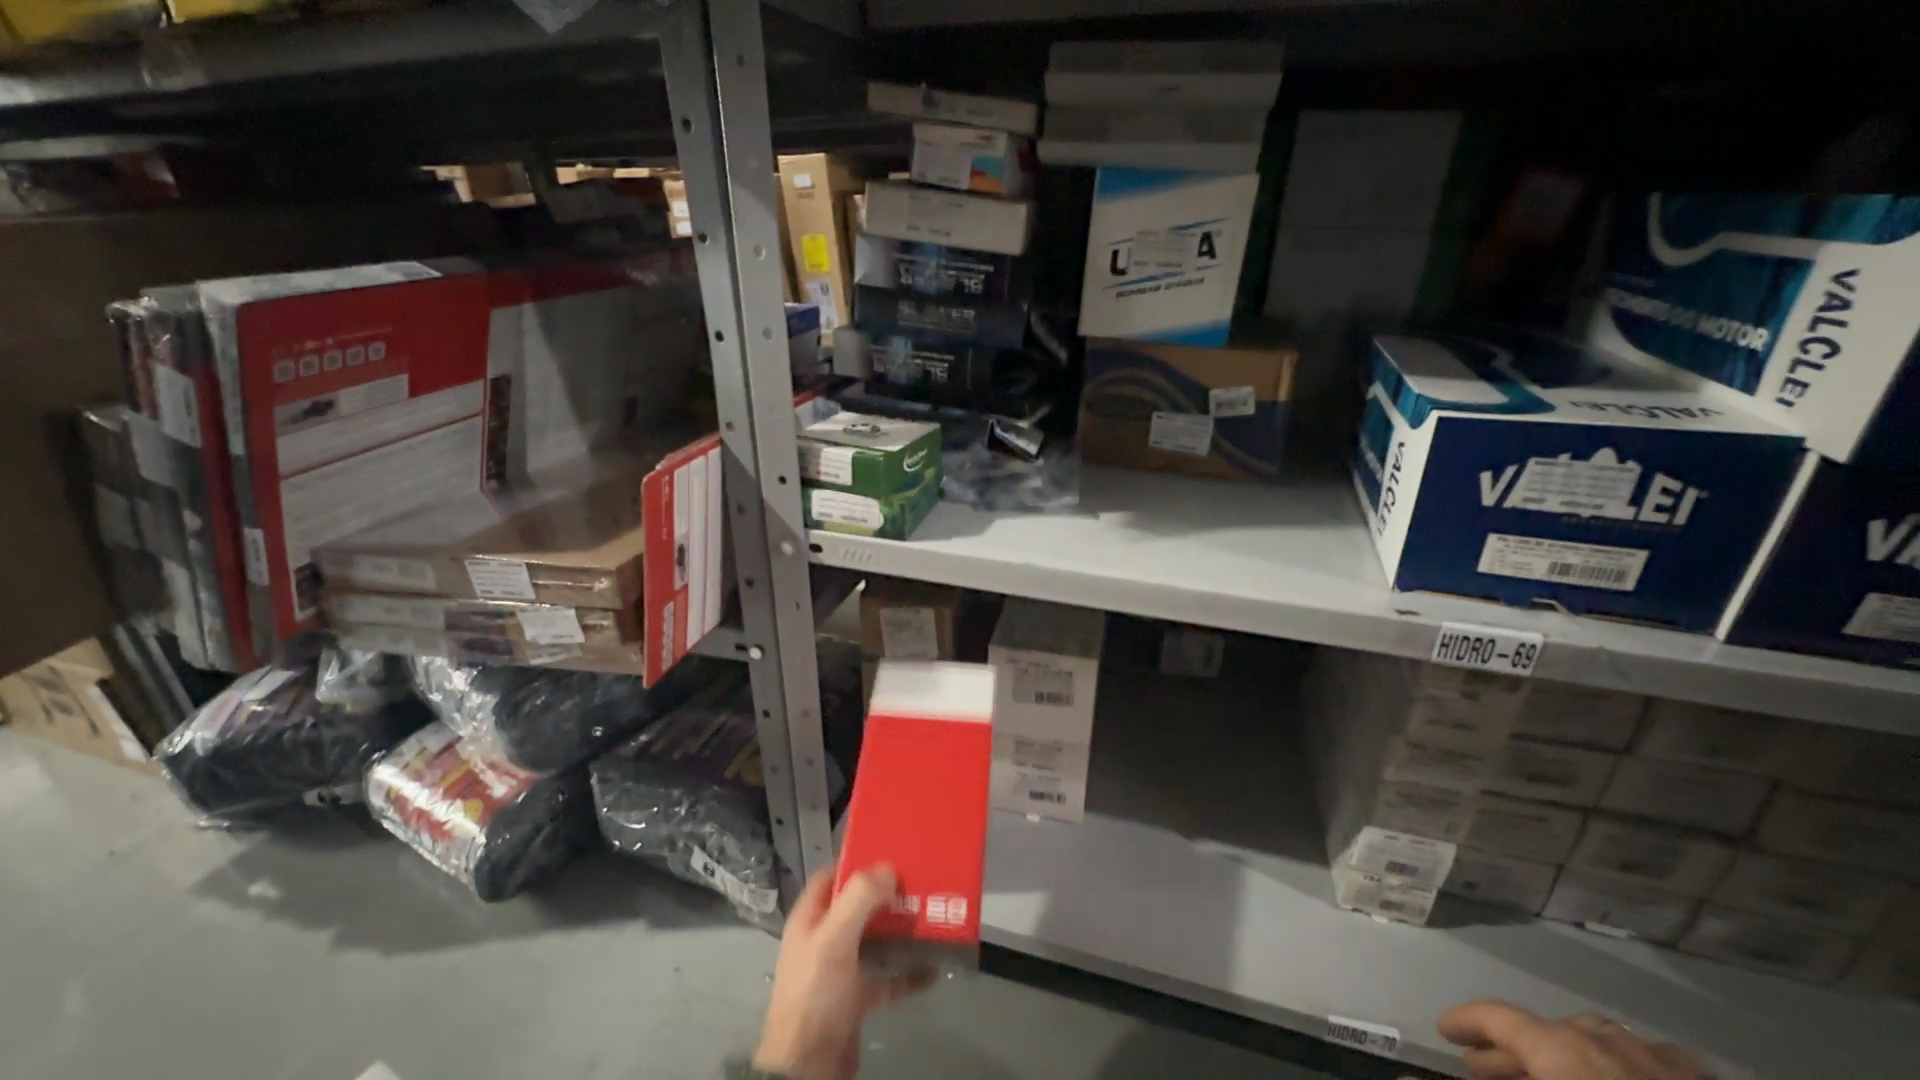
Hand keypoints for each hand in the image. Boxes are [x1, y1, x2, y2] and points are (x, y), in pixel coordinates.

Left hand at [754, 864, 936, 1079]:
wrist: (808, 1065)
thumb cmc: (816, 993)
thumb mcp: (834, 940)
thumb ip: (859, 900)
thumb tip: (887, 866)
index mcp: (810, 919)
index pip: (830, 877)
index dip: (856, 863)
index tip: (891, 851)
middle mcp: (823, 939)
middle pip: (857, 906)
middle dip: (887, 894)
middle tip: (921, 880)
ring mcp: (840, 970)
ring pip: (875, 940)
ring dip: (901, 930)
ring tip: (932, 915)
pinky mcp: (857, 998)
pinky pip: (887, 978)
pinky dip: (909, 973)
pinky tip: (933, 967)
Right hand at [1435, 1000, 1714, 1079]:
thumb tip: (1408, 1079)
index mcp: (1562, 1048)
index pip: (1498, 1016)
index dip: (1465, 1020)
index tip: (1443, 1031)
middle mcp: (1611, 1042)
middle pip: (1547, 1030)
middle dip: (1510, 1049)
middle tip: (1482, 1071)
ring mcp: (1666, 1063)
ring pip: (1605, 1040)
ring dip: (1567, 1053)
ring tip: (1551, 1074)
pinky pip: (1660, 1060)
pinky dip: (1628, 1065)